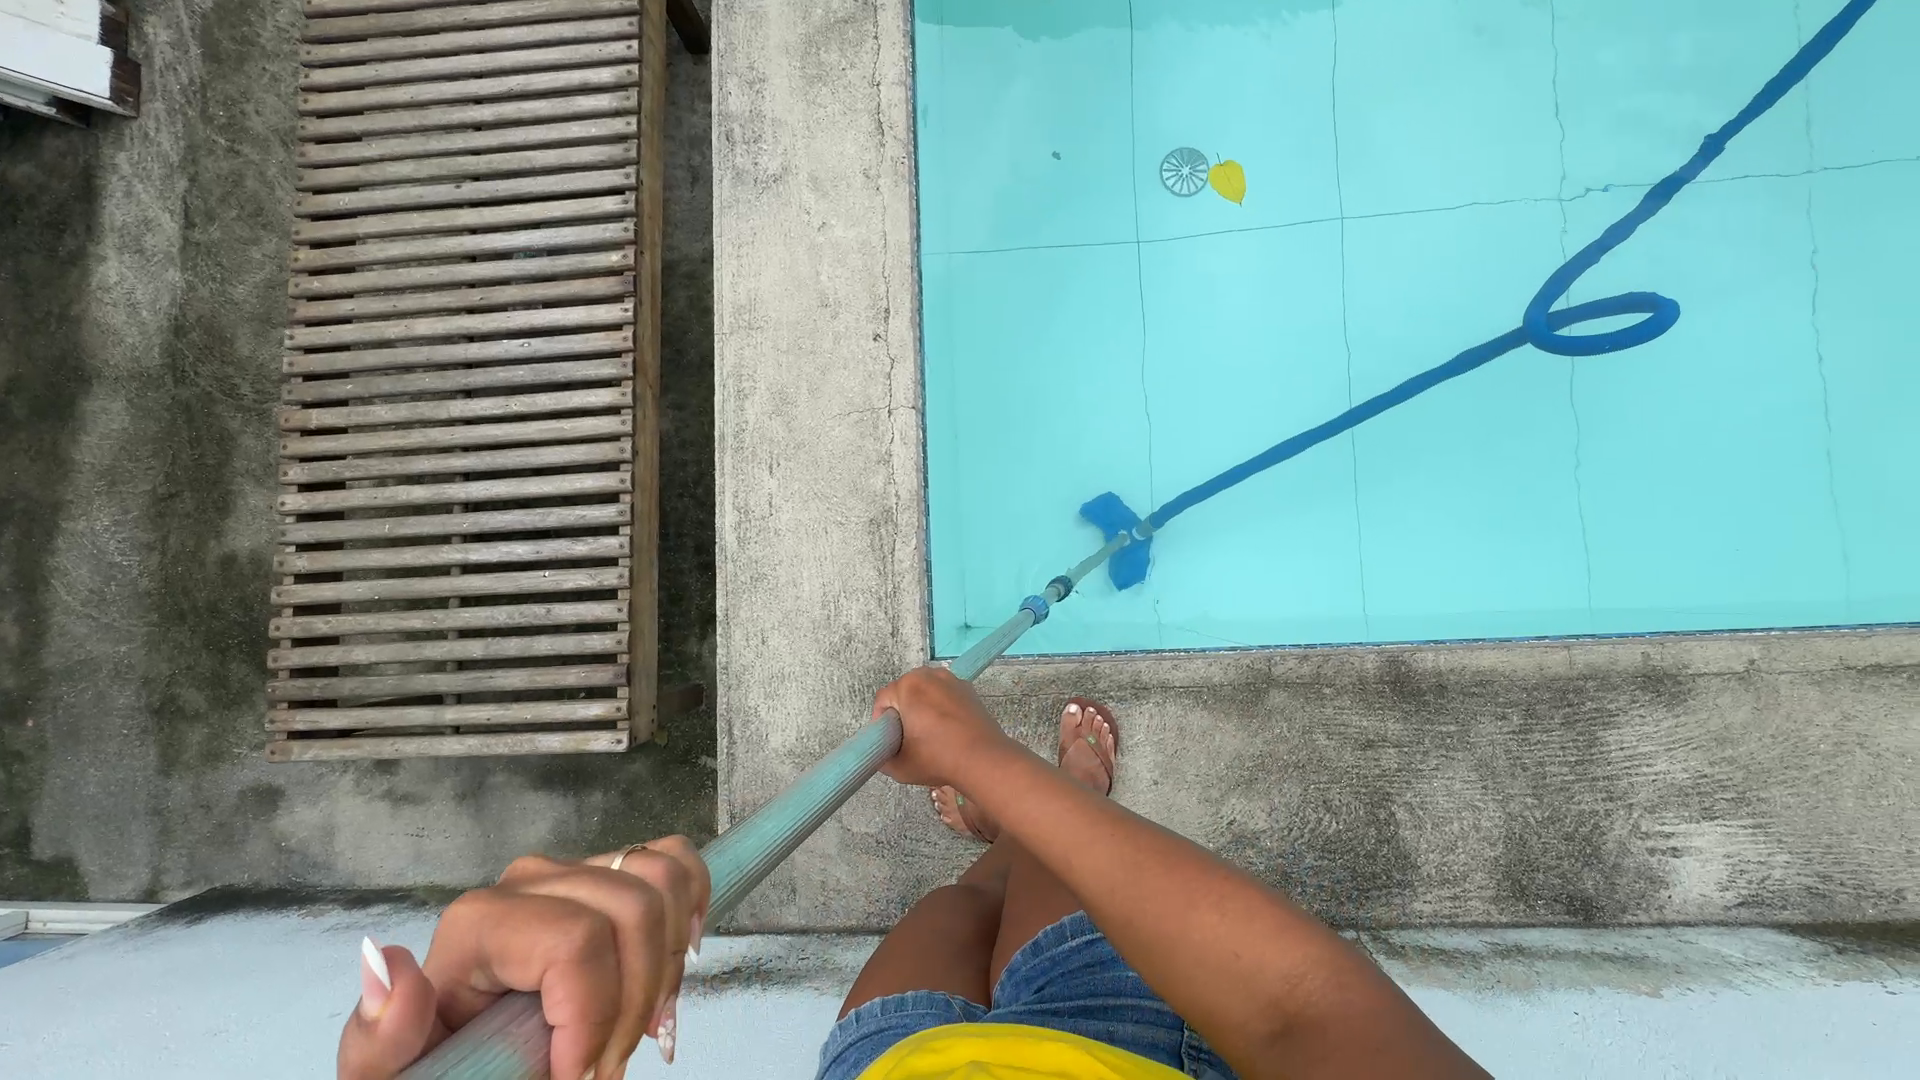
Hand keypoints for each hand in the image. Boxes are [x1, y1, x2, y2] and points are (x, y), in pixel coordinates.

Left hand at [338, 836, 709, 1079]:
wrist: (469, 1060)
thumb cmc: (443, 1071)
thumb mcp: (398, 1079)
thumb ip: (382, 1040)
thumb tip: (391, 963)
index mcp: (482, 919)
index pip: (577, 941)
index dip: (597, 1015)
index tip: (583, 1079)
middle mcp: (534, 877)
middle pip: (633, 911)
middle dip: (638, 1001)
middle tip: (612, 1067)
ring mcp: (581, 868)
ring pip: (663, 880)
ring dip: (669, 962)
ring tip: (644, 1025)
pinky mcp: (615, 871)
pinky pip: (675, 862)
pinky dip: (692, 905)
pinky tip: (680, 956)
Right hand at [872, 666, 1013, 789]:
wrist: (984, 760)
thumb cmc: (938, 758)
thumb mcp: (899, 766)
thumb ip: (882, 758)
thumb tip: (883, 753)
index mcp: (909, 686)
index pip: (883, 700)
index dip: (880, 723)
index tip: (888, 742)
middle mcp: (930, 675)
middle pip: (905, 692)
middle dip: (902, 712)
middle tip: (906, 739)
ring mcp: (952, 680)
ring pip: (926, 692)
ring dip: (922, 708)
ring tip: (928, 734)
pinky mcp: (969, 690)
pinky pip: (945, 695)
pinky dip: (942, 708)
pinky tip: (947, 730)